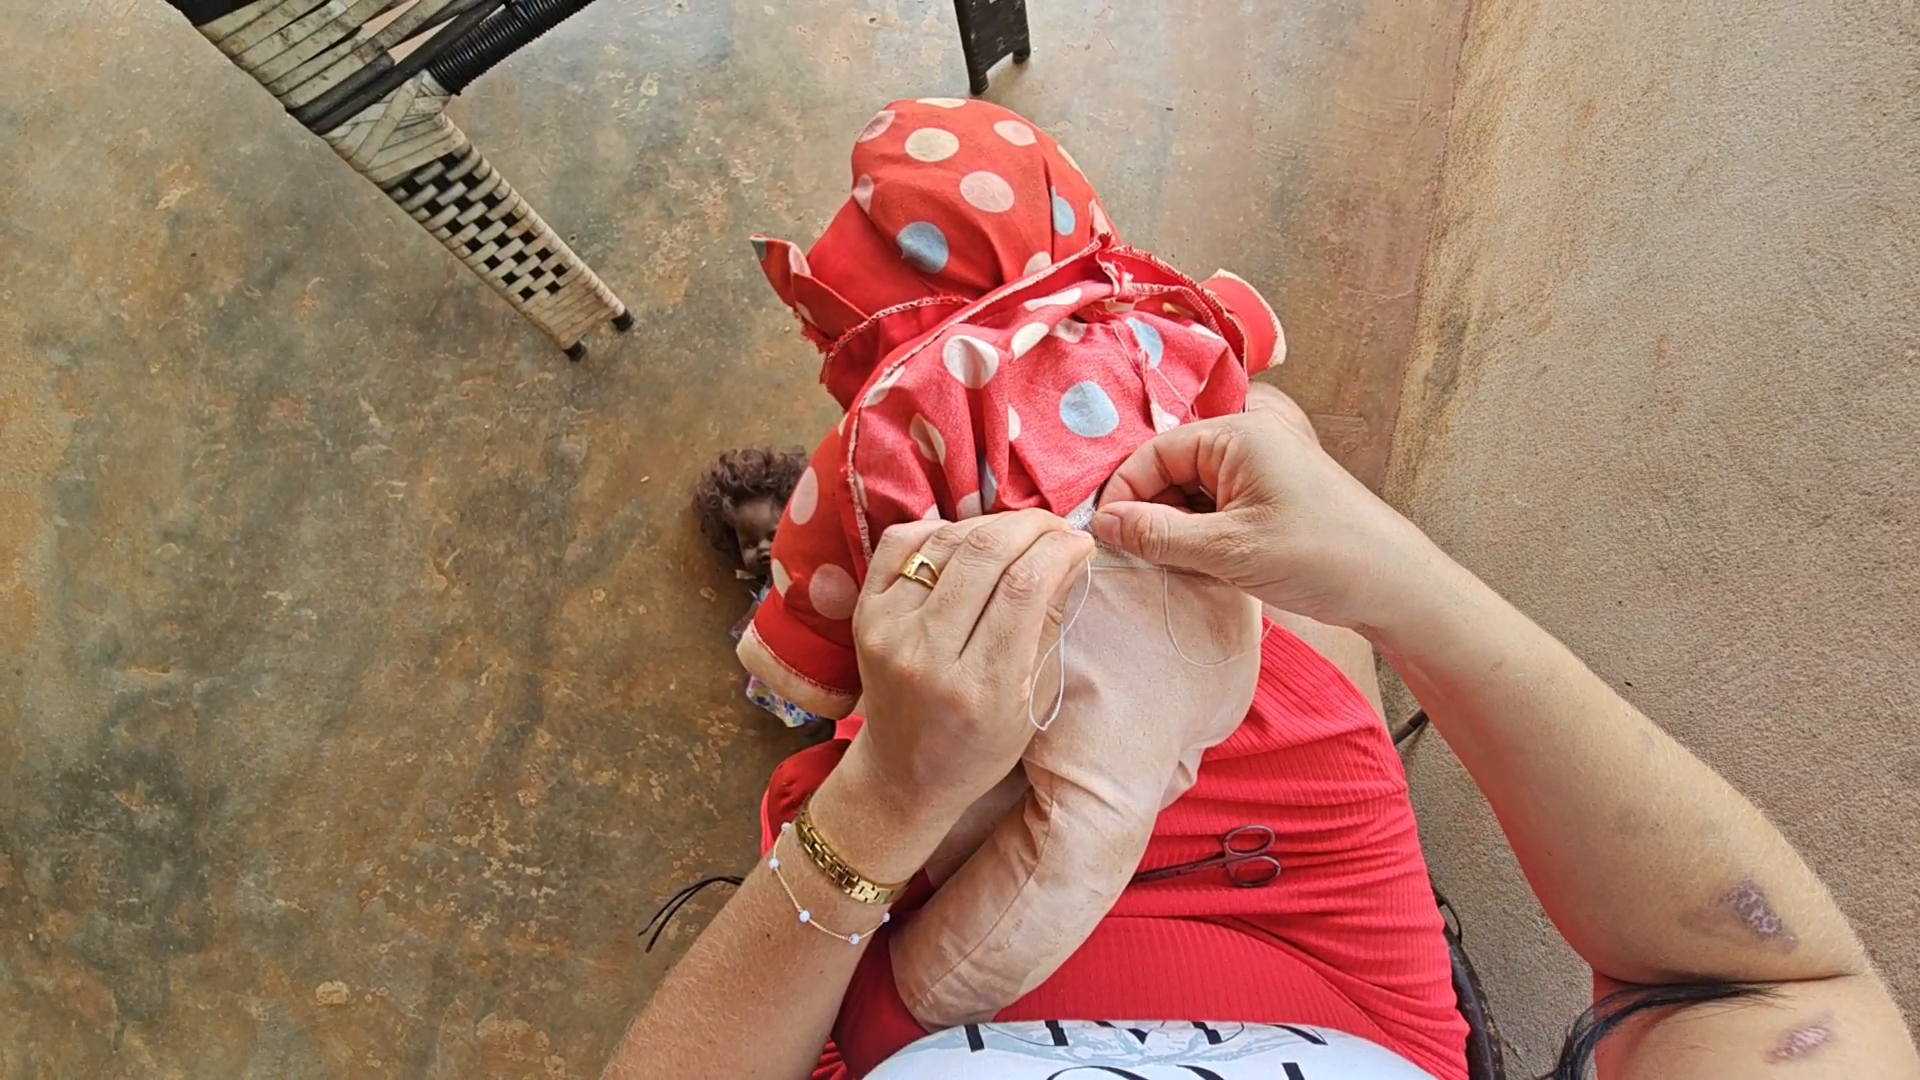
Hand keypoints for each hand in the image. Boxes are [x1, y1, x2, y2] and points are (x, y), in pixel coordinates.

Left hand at [814, 510, 1093, 874]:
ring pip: (946, 541)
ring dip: (992, 524)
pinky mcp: (864, 613)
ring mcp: (886, 629)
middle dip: (1031, 526)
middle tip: (1056, 526)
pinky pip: (902, 543)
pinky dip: (940, 529)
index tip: (1079, 542)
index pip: (1024, 588)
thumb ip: (1050, 623)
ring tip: (1020, 531)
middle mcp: (925, 654)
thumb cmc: (980, 745)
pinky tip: (968, 540)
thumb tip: (1069, 551)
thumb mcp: (1033, 700)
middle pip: (984, 554)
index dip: (1058, 550)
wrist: (903, 772)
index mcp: (978, 688)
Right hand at [1092, 384, 1446, 632]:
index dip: (1124, 494)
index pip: (1153, 453)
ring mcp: (1257, 468)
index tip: (1108, 537)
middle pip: (1167, 469)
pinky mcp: (1264, 495)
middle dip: (1149, 512)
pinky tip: (1199, 562)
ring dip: (1172, 527)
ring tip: (1176, 563)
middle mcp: (1245, 440)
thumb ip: (1157, 534)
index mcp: (1237, 433)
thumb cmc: (1321, 557)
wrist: (1398, 589)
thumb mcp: (1227, 549)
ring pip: (1186, 491)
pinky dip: (1195, 533)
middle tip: (1142, 556)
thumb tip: (1101, 524)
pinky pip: (1210, 506)